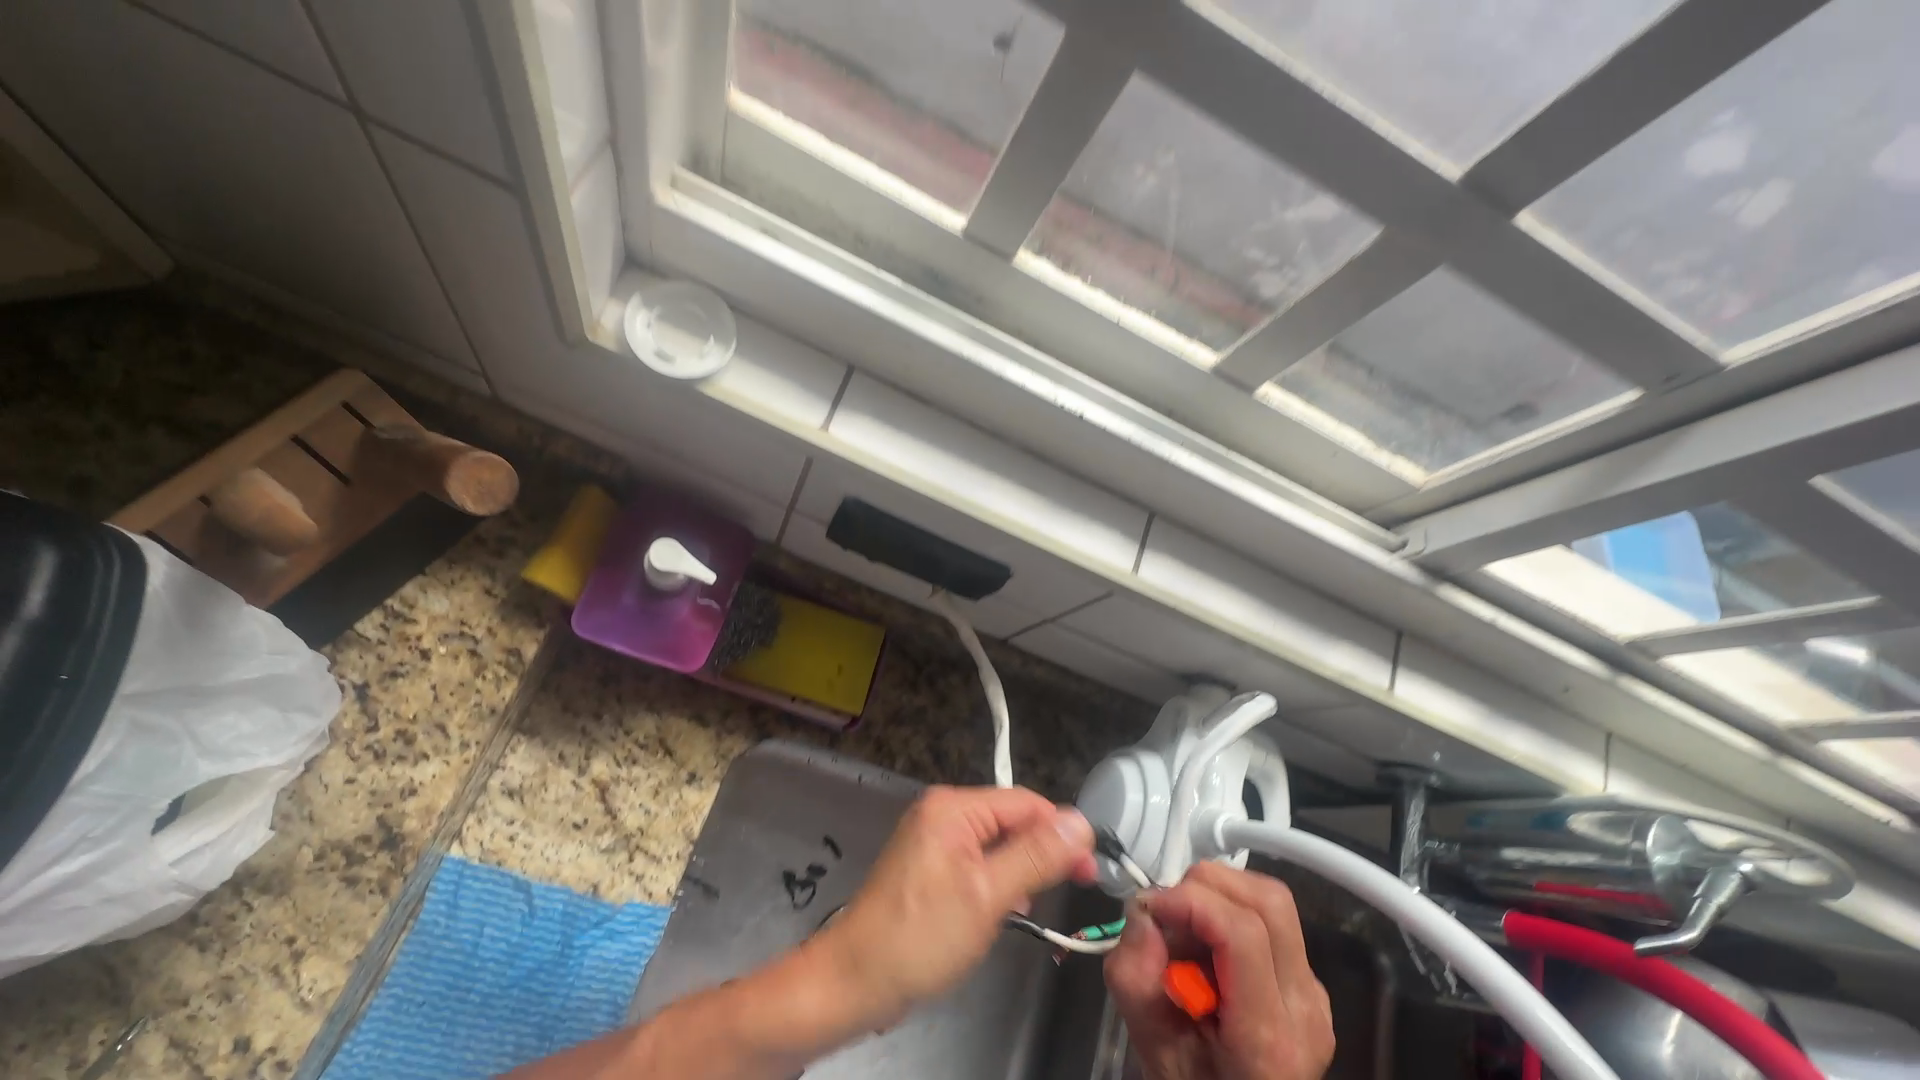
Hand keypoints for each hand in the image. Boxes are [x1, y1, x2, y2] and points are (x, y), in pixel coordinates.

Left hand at [812, 785, 1095, 1029]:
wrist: (855, 980)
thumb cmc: (922, 936)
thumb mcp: (989, 895)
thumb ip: (1036, 855)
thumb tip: (1080, 821)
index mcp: (952, 807)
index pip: (1025, 803)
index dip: (1061, 833)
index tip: (1088, 869)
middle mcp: (941, 813)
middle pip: (1010, 821)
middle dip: (1039, 855)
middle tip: (1063, 892)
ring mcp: (932, 840)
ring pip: (996, 845)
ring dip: (1018, 873)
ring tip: (1024, 907)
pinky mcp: (928, 868)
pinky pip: (976, 863)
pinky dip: (995, 884)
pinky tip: (1000, 910)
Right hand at [1105, 862, 1333, 1079]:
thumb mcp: (1151, 1048)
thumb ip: (1135, 977)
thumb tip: (1143, 911)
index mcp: (1269, 1038)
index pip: (1243, 933)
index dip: (1189, 902)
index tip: (1148, 907)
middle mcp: (1306, 1009)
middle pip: (1270, 903)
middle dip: (1208, 887)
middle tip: (1166, 912)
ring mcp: (1316, 995)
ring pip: (1274, 905)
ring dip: (1219, 898)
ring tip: (1184, 933)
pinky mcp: (1309, 985)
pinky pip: (1274, 926)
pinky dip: (1230, 918)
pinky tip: (1205, 955)